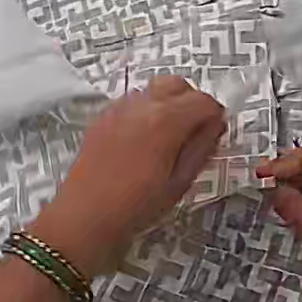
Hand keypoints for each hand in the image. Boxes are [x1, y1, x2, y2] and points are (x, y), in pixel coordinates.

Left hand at [30, 76, 225, 274]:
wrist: (86, 216)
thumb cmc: (137, 206)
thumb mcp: (179, 182)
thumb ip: (200, 148)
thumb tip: (214, 126)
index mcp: (166, 120)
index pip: (204, 101)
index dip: (215, 116)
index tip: (214, 135)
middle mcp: (143, 104)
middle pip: (178, 84)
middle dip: (192, 102)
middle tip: (194, 131)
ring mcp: (119, 108)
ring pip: (154, 89)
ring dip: (168, 103)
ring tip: (168, 137)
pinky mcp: (103, 117)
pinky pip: (132, 101)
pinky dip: (146, 110)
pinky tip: (143, 140)